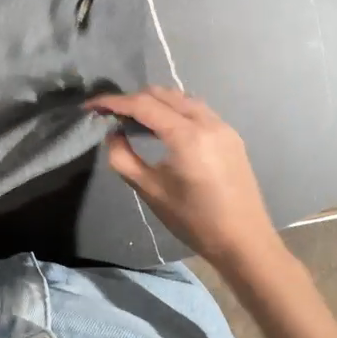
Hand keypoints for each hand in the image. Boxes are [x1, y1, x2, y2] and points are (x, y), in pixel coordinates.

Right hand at [88, 87, 284, 276]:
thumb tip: (112, 134)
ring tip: (134, 119)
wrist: (245, 243)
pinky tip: (162, 127)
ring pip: (181, 98)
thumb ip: (123, 157)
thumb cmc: (195, 221)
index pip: (143, 105)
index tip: (91, 106)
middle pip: (162, 94)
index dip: (113, 102)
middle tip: (111, 115)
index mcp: (187, 136)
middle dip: (133, 99)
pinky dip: (174, 109)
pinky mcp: (230, 136)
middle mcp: (207, 122)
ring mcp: (223, 127)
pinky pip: (196, 109)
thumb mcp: (150, 191)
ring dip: (154, 102)